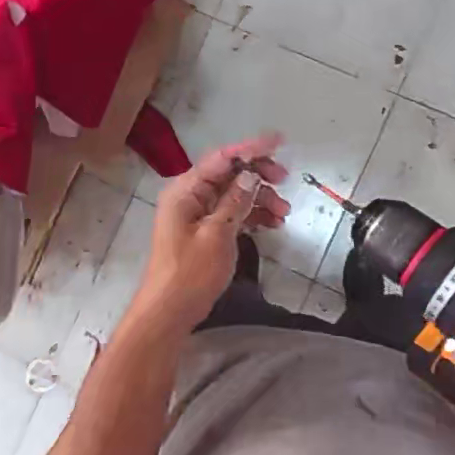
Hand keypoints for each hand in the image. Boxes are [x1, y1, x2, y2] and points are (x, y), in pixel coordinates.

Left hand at [129, 134, 291, 332]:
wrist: (169, 312)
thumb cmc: (190, 273)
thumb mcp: (217, 234)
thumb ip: (235, 201)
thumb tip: (252, 175)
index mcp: (185, 191)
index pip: (222, 158)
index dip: (251, 148)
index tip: (279, 142)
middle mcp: (189, 197)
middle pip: (229, 174)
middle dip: (258, 175)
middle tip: (285, 180)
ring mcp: (196, 215)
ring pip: (233, 194)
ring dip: (260, 198)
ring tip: (284, 212)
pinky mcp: (204, 232)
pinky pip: (231, 213)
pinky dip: (251, 215)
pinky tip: (272, 223)